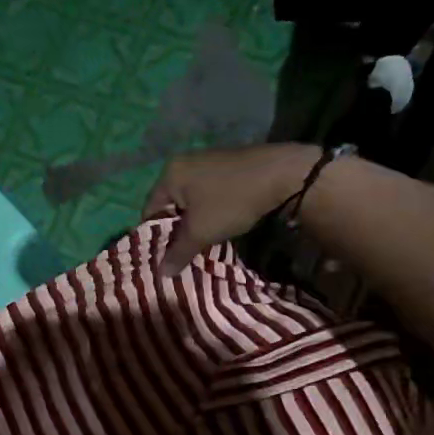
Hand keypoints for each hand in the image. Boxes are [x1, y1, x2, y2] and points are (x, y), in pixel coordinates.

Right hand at [143, 144, 319, 277]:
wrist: (284, 175)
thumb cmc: (231, 202)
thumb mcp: (201, 232)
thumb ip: (178, 252)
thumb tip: (162, 273)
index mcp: (169, 174)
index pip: (149, 211)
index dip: (155, 237)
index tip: (165, 256)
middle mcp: (184, 163)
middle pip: (170, 205)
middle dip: (176, 230)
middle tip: (184, 251)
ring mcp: (207, 161)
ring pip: (191, 200)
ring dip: (194, 221)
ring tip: (204, 240)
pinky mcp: (227, 164)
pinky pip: (207, 193)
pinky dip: (209, 210)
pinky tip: (221, 222)